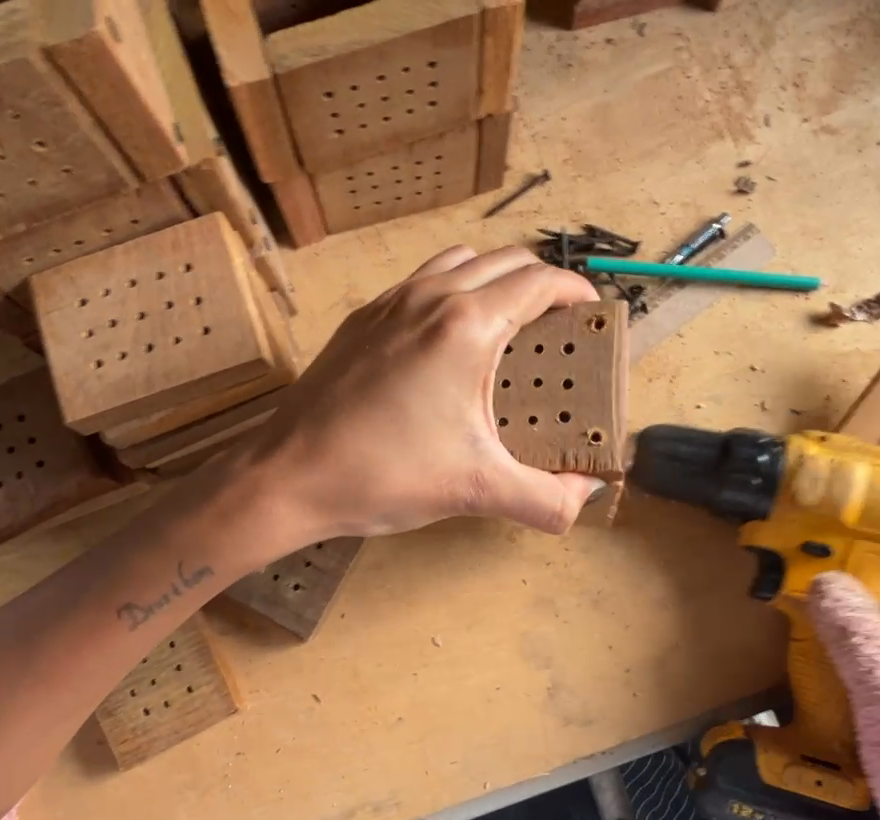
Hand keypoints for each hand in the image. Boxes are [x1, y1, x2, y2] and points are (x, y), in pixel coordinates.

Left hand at [237, 246, 605, 542]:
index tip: (591, 311)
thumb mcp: (475, 492)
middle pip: (504, 260)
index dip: (574, 290)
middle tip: (557, 325)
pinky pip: (420, 282)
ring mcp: (389, 303)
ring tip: (507, 325)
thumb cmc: (382, 475)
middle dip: (540, 282)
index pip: (537, 281)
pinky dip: (450, 291)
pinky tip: (446, 342)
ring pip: (458, 261)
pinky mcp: (361, 320)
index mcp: (465, 326)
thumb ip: (545, 499)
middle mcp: (428, 297)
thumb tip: (584, 496)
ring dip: (493, 279)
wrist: (288, 475)